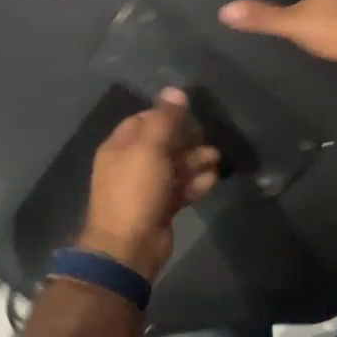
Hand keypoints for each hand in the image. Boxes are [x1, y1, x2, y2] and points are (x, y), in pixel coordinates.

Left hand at [78, 88, 219, 279]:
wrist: (128, 246)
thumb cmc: (136, 190)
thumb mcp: (150, 148)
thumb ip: (165, 118)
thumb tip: (175, 89)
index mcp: (120, 146)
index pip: (144, 119)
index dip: (167, 114)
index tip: (192, 114)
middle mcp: (130, 164)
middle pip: (163, 143)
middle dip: (188, 139)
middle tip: (209, 138)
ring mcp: (145, 188)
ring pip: (175, 166)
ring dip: (196, 161)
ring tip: (216, 159)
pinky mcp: (160, 207)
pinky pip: (180, 189)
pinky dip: (195, 184)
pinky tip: (212, 181)